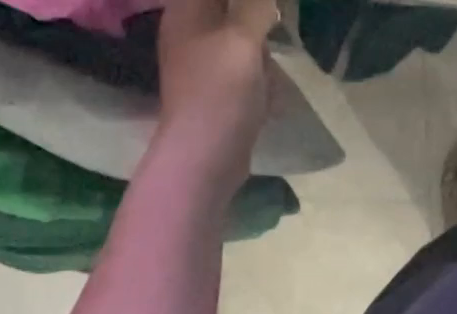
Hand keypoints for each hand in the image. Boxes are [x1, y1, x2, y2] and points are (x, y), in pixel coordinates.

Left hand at [155, 0, 281, 189]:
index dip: (248, 2)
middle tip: (269, 41)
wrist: (206, 155)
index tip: (268, 10)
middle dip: (257, 25)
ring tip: (267, 79)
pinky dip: (259, 83)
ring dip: (262, 59)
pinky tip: (266, 100)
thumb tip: (267, 1)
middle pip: (232, 12)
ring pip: (242, 45)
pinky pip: (244, 75)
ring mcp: (201, 64)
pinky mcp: (216, 93)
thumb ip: (255, 8)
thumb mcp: (243, 41)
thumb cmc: (222, 92)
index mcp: (187, 10)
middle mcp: (189, 31)